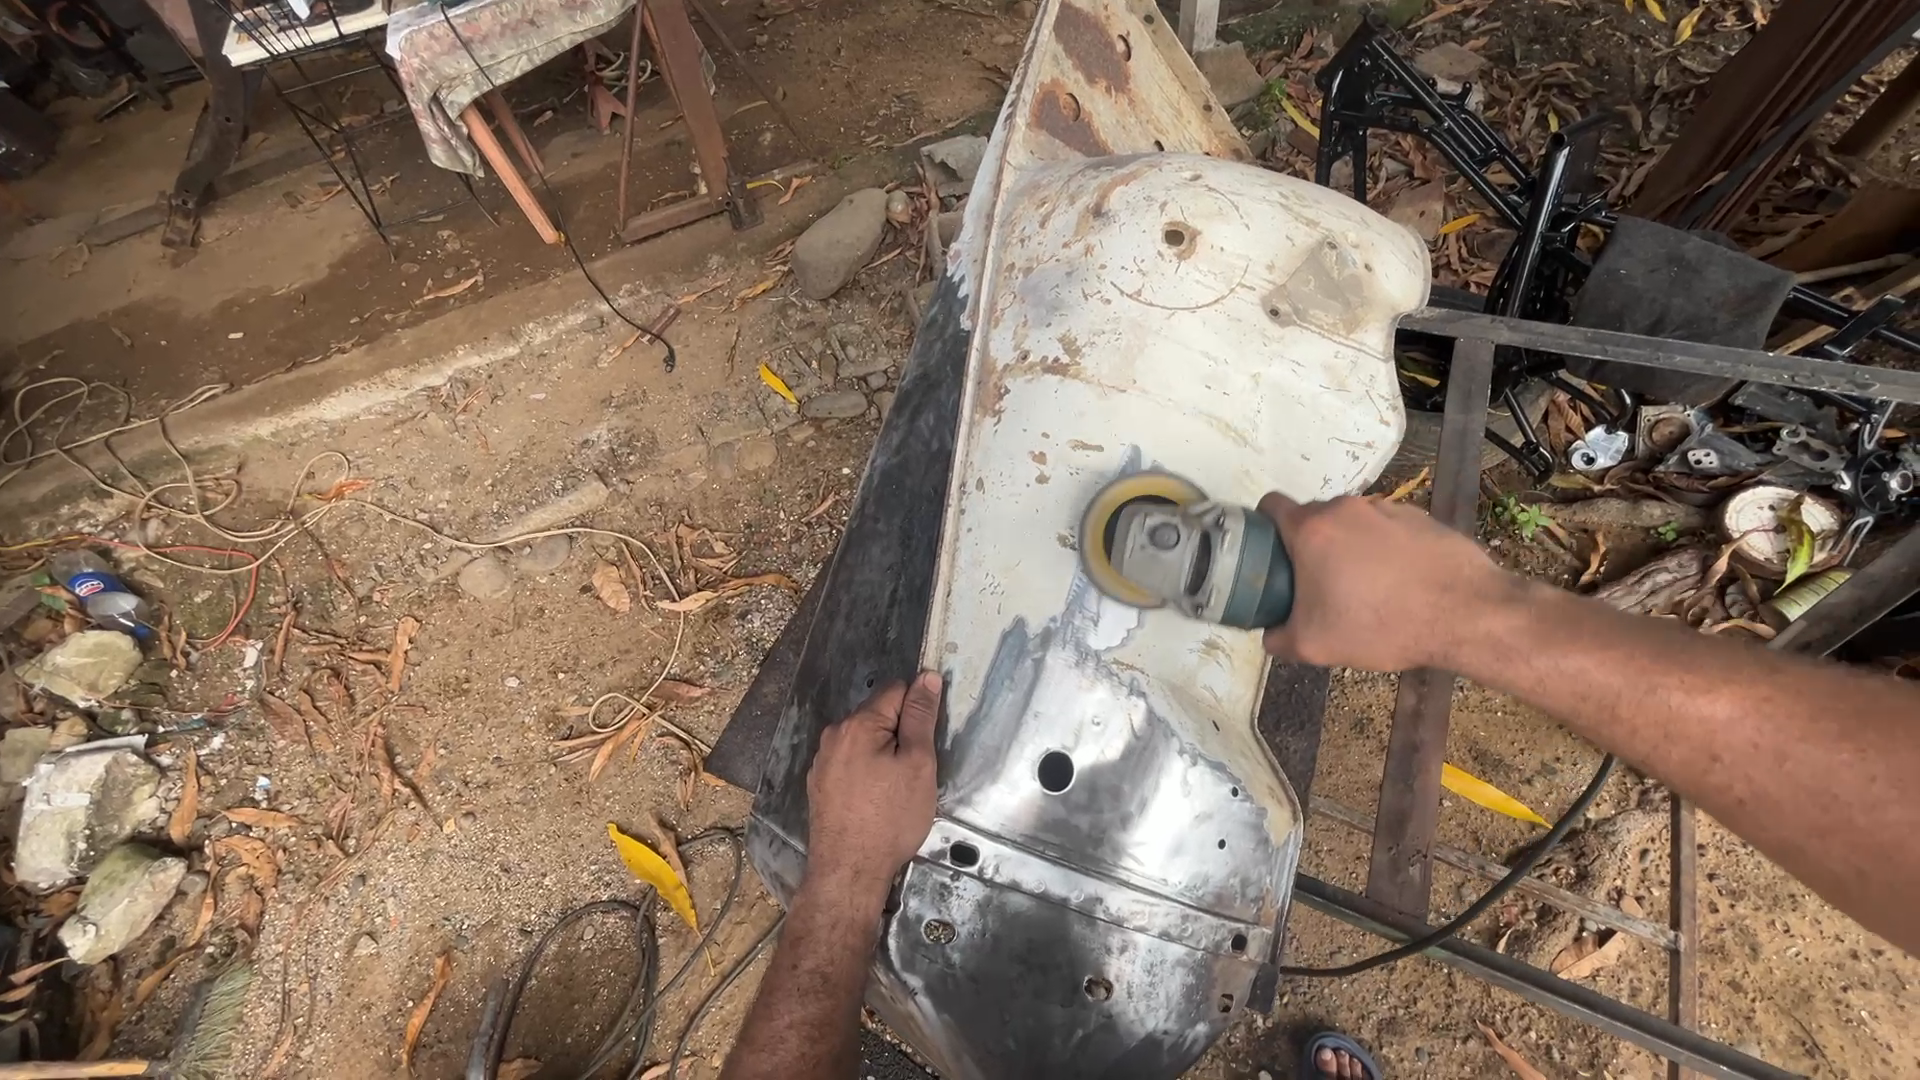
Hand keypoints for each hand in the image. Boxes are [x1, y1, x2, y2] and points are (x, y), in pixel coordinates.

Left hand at [805, 672, 941, 900]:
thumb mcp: (917, 763)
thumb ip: (920, 717)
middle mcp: (835, 735)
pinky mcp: (820, 784)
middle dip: (900, 733)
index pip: (896, 691)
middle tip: (915, 769)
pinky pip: (851, 763)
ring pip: (864, 741)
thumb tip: (927, 677)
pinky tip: (876, 799)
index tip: (928, 739)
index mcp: (858, 724)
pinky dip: (867, 771)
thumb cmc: (890, 818)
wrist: (849, 873)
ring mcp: (823, 761)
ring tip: (897, 788)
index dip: (918, 709)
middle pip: (878, 715)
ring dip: (883, 752)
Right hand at [1259, 492, 1516, 671]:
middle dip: (1308, 544)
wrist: (1469, 615)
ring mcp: (1386, 509)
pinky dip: (1383, 548)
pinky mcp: (1421, 517)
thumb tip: (1270, 634)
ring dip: (1347, 546)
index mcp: (1311, 529)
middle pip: (1312, 517)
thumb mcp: (1313, 646)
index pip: (1270, 505)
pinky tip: (1398, 582)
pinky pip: (1386, 528)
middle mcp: (1344, 509)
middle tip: (1316, 582)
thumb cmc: (1381, 625)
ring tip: (1363, 585)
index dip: (1263, 526)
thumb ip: (1277, 639)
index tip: (1269, 552)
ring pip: (1350, 523)